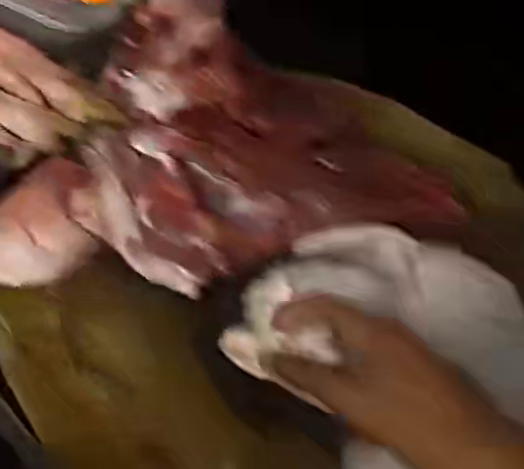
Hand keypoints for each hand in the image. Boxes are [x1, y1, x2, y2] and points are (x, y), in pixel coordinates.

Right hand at [267, 297, 523, 468]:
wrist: (490, 458)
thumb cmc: (406, 417)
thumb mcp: (343, 396)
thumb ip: (299, 372)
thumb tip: (266, 355)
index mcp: (372, 329)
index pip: (319, 302)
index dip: (289, 311)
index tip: (274, 330)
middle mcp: (397, 332)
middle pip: (343, 317)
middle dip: (314, 329)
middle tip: (296, 345)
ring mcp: (423, 353)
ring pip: (367, 336)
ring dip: (340, 345)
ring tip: (326, 365)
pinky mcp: (439, 374)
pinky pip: (387, 353)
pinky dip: (364, 359)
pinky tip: (363, 380)